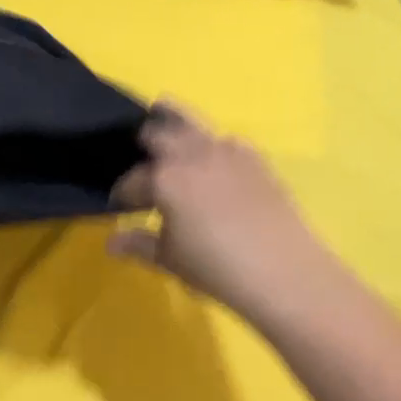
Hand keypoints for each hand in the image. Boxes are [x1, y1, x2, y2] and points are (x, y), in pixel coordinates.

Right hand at [108, 100, 337, 316]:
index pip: (133, 179)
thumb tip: (111, 243)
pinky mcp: (255, 160)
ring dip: (176, 132)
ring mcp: (225, 152)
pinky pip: (226, 141)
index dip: (124, 193)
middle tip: (145, 167)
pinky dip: (214, 148)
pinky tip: (217, 167)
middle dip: (144, 146)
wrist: (288, 276)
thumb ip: (138, 244)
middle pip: (157, 133)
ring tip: (173, 149)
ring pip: (190, 123)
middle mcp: (191, 155)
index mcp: (164, 177)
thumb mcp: (170, 259)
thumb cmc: (218, 269)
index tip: (122, 206)